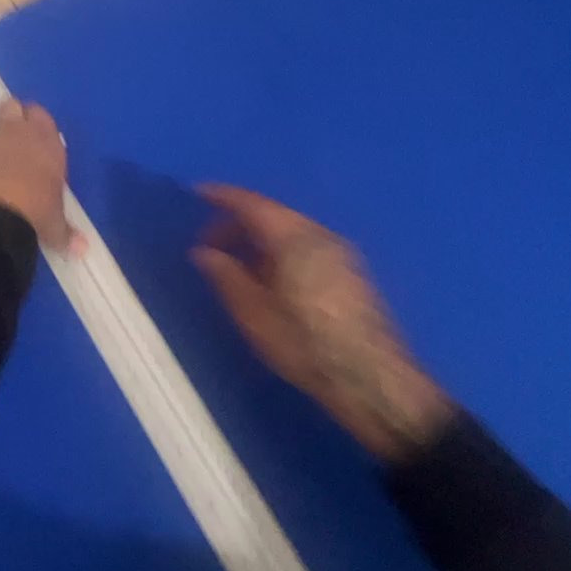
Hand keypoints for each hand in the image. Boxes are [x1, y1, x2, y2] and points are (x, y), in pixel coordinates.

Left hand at [0, 100, 81, 254]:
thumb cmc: (35, 214)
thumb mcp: (54, 227)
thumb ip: (66, 233)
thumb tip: (83, 249)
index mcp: (47, 145)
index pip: (42, 117)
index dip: (38, 124)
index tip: (38, 139)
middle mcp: (18, 136)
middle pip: (13, 108)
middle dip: (13, 117)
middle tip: (15, 139)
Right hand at [191, 184, 453, 462]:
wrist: (370, 377)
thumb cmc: (304, 343)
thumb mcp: (254, 314)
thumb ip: (226, 277)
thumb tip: (206, 253)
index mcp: (294, 238)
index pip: (253, 204)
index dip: (224, 196)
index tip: (199, 193)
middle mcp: (321, 235)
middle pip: (275, 216)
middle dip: (240, 223)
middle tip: (212, 245)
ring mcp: (341, 253)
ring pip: (293, 232)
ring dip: (261, 240)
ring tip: (238, 266)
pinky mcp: (352, 273)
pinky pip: (308, 247)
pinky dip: (282, 251)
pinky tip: (271, 280)